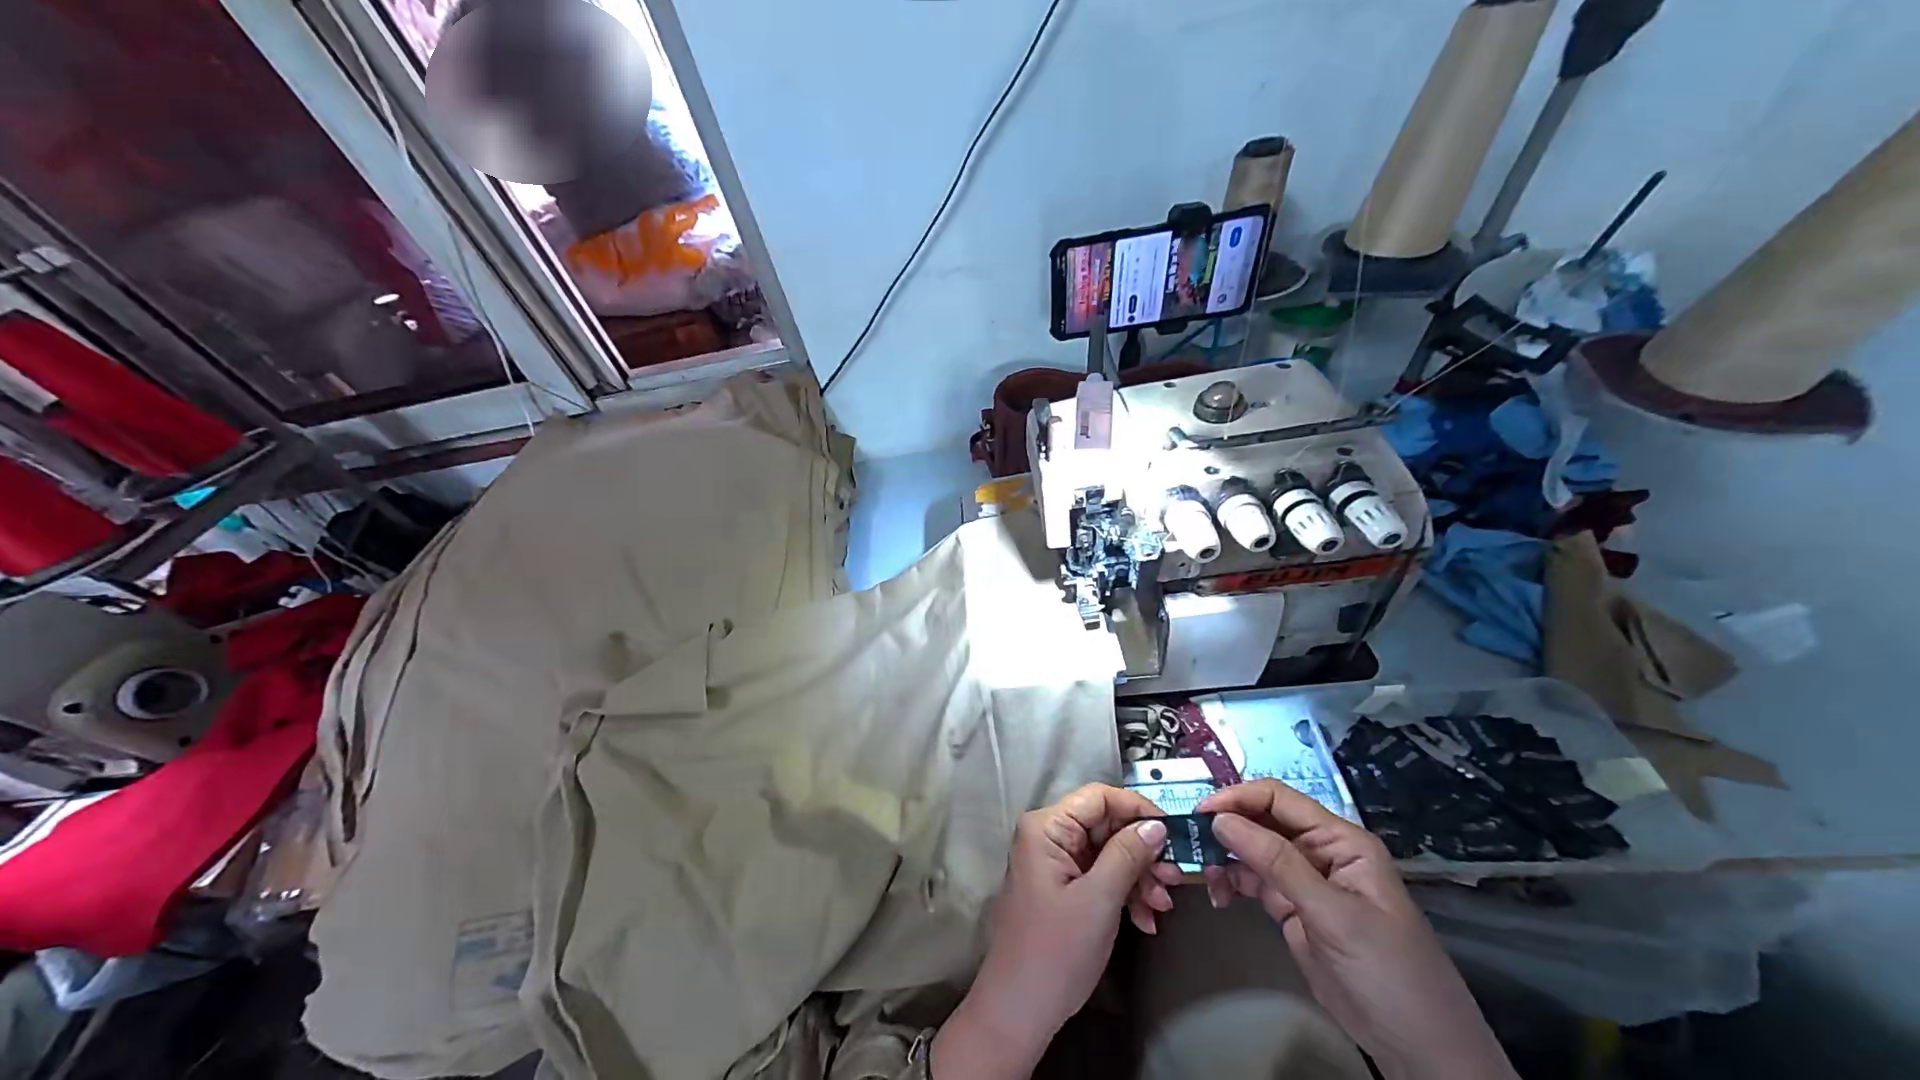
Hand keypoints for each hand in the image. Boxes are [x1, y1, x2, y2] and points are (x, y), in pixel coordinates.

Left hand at [931, 784, 1171, 1079]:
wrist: (1019, 1009)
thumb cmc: (1055, 950)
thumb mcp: (1099, 899)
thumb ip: (1127, 855)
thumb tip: (1156, 824)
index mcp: (1046, 827)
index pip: (1098, 797)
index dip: (1138, 809)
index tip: (1174, 831)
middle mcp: (1048, 836)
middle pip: (1106, 825)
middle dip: (1142, 851)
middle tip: (1174, 877)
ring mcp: (1055, 862)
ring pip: (1108, 852)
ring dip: (1139, 876)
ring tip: (1161, 906)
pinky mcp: (1063, 887)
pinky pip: (1101, 875)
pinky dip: (1125, 893)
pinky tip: (1146, 920)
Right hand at [1198, 780, 1517, 1079]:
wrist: (1417, 1046)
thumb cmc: (1387, 970)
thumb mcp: (1332, 912)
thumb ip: (1276, 862)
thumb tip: (1222, 819)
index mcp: (1341, 840)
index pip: (1280, 799)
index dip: (1238, 799)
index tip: (1200, 812)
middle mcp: (1320, 851)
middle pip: (1262, 821)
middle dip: (1227, 827)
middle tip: (1191, 843)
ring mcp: (1305, 880)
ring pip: (1253, 851)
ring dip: (1225, 857)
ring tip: (1205, 876)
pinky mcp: (1293, 908)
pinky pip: (1254, 881)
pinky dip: (1232, 883)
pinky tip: (1220, 896)